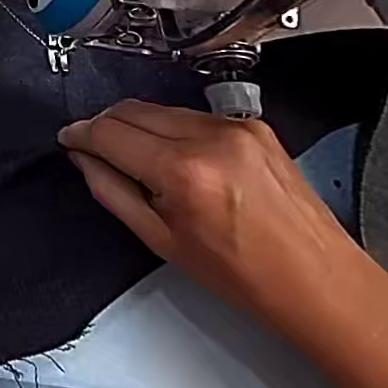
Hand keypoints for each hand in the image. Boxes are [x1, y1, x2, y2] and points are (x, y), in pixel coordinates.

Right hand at [57, 101, 366, 336]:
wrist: (318, 279)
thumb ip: (114, 193)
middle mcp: (210, 136)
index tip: (69, 137)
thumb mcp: (163, 243)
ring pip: (163, 108)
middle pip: (134, 110)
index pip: (112, 133)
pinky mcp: (253, 122)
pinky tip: (175, 153)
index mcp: (184, 172)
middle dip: (106, 124)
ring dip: (139, 124)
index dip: (82, 133)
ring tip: (136, 155)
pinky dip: (174, 128)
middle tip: (91, 143)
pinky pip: (195, 114)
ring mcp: (235, 125)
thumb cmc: (245, 276)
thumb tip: (85, 159)